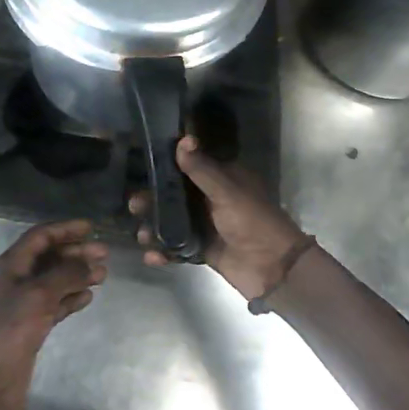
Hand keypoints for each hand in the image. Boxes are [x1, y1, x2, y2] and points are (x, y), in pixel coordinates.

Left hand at [0, 219, 107, 409]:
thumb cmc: (9, 329)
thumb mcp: (38, 295)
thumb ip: (66, 275)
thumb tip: (91, 262)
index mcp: (12, 265)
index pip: (40, 237)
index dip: (64, 229)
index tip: (91, 229)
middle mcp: (17, 280)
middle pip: (50, 258)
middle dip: (76, 253)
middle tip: (104, 254)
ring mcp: (24, 305)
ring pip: (55, 281)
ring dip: (77, 275)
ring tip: (103, 274)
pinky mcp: (31, 328)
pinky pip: (55, 305)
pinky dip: (71, 298)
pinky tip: (88, 297)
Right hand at [130, 137, 304, 298]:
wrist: (274, 269)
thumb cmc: (253, 221)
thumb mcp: (227, 192)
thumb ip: (202, 169)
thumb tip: (182, 140)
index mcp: (222, 179)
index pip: (190, 165)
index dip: (167, 164)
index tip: (142, 163)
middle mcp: (211, 199)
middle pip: (176, 194)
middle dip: (154, 199)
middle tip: (134, 203)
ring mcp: (206, 225)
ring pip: (174, 221)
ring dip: (155, 225)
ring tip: (140, 233)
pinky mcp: (203, 250)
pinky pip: (178, 247)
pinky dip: (164, 251)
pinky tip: (151, 255)